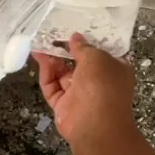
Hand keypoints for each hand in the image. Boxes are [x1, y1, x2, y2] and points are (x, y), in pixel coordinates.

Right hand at [33, 33, 139, 149]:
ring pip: (63, 74)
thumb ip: (83, 47)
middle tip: (52, 34)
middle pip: (80, 63)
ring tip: (40, 43)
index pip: (102, 53)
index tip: (75, 29)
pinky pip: (53, 86)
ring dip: (53, 59)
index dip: (89, 41)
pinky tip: (39, 57)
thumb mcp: (96, 58)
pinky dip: (46, 73)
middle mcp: (99, 82)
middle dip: (66, 50)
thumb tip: (75, 38)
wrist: (95, 125)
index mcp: (115, 70)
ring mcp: (80, 95)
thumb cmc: (103, 85)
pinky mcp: (64, 105)